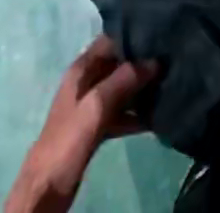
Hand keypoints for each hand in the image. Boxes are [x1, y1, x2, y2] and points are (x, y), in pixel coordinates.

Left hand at [5, 35, 159, 212]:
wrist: (49, 183)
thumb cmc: (69, 138)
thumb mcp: (95, 106)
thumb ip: (121, 82)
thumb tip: (152, 61)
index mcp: (81, 68)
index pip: (109, 40)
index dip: (132, 37)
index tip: (159, 36)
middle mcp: (86, 81)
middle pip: (117, 64)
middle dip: (141, 62)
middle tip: (171, 62)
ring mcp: (91, 104)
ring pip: (121, 89)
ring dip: (141, 89)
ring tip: (170, 85)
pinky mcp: (97, 126)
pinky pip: (121, 112)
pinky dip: (137, 113)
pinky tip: (157, 117)